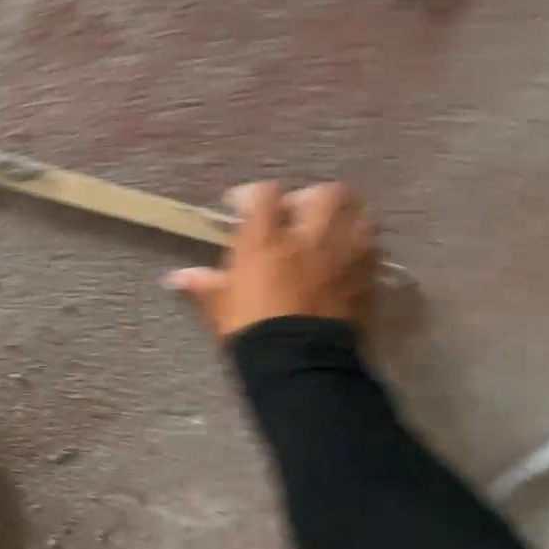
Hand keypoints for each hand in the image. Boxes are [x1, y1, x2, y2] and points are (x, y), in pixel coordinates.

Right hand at [166, 181, 378, 338]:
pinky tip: (344, 257)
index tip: (241, 204)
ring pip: (360, 212)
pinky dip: (359, 243)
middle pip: (325, 192)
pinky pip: (371, 244)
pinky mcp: (369, 273)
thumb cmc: (249, 326)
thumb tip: (177, 277)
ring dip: (344, 215)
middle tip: (296, 213)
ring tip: (328, 229)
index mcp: (265, 241)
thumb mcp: (218, 305)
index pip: (265, 195)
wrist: (297, 356)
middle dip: (310, 197)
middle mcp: (310, 237)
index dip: (253, 194)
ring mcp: (345, 252)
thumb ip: (203, 285)